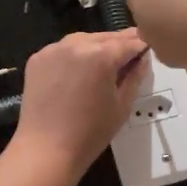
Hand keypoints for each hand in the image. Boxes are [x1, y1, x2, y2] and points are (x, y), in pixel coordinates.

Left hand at [10, 30, 149, 172]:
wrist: (46, 148)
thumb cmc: (90, 132)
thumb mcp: (122, 105)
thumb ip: (135, 76)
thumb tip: (142, 59)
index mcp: (100, 55)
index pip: (129, 43)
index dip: (142, 46)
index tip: (149, 49)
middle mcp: (75, 44)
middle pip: (105, 37)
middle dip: (120, 44)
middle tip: (132, 52)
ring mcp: (53, 49)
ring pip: (83, 40)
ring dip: (97, 46)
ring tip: (106, 62)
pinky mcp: (37, 58)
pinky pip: (62, 50)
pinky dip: (74, 55)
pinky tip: (79, 70)